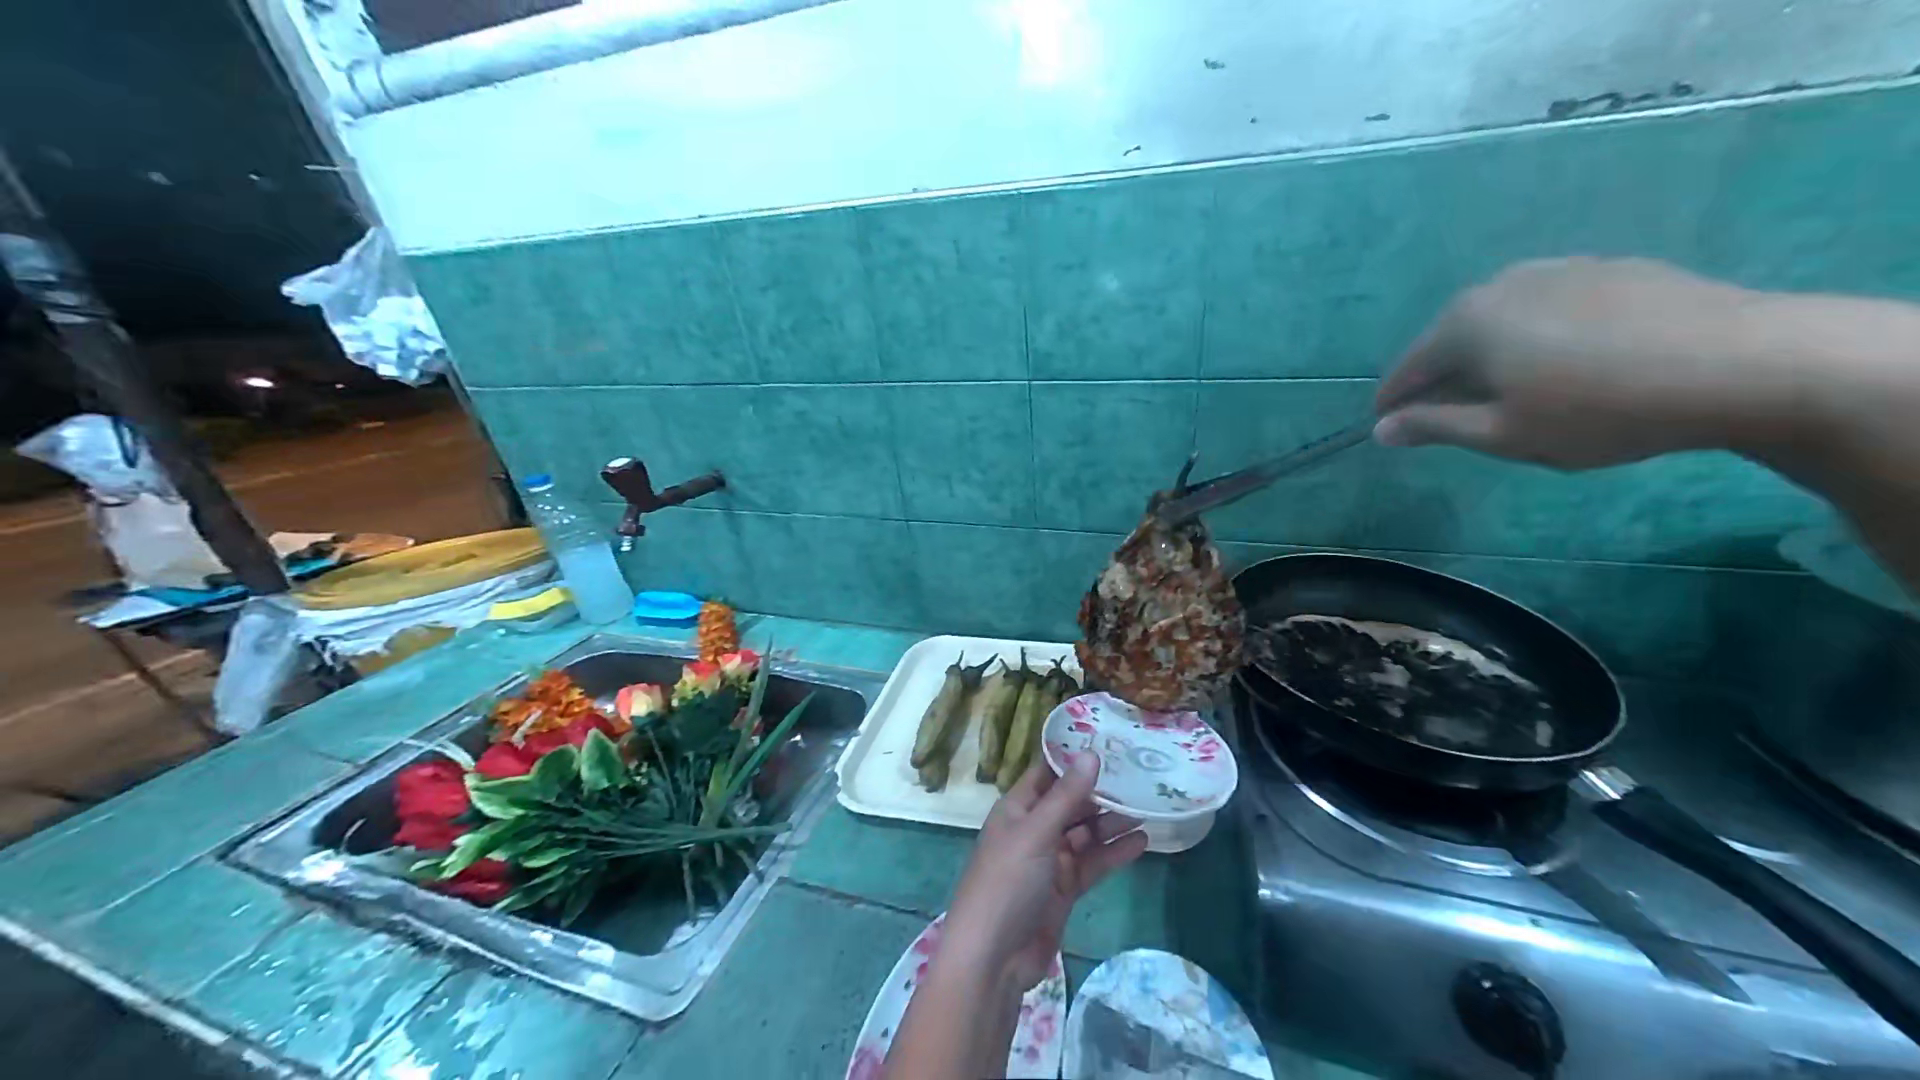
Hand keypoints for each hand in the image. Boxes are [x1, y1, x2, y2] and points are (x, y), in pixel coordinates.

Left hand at [943, 754, 1147, 990]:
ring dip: (1112, 822)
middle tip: (1139, 775)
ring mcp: (1050, 860)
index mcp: (1017, 808)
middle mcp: (1034, 829)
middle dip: (1100, 791)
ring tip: (1148, 806)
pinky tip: (1142, 841)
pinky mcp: (1065, 889)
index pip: (1046, 773)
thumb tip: (1091, 753)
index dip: (1072, 758)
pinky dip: (1114, 853)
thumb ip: (1066, 796)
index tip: (1107, 740)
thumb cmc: (1007, 881)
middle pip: (1070, 803)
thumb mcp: (1036, 832)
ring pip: (1086, 833)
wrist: (994, 957)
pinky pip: (1093, 863)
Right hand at [1374, 257, 1802, 468]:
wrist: (1746, 362)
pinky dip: (1538, 335)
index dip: (1394, 405)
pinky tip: (1569, 363)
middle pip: (1449, 339)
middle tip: (1455, 416)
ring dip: (1490, 354)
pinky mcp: (1612, 268)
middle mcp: (1501, 285)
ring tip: (1512, 390)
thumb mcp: (1502, 434)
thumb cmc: (1599, 410)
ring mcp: (1560, 269)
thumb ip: (1434, 427)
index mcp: (1465, 323)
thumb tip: (1381, 430)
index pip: (1407, 370)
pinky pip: (1548, 306)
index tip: (1390, 431)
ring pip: (1500, 319)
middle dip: (1442, 378)